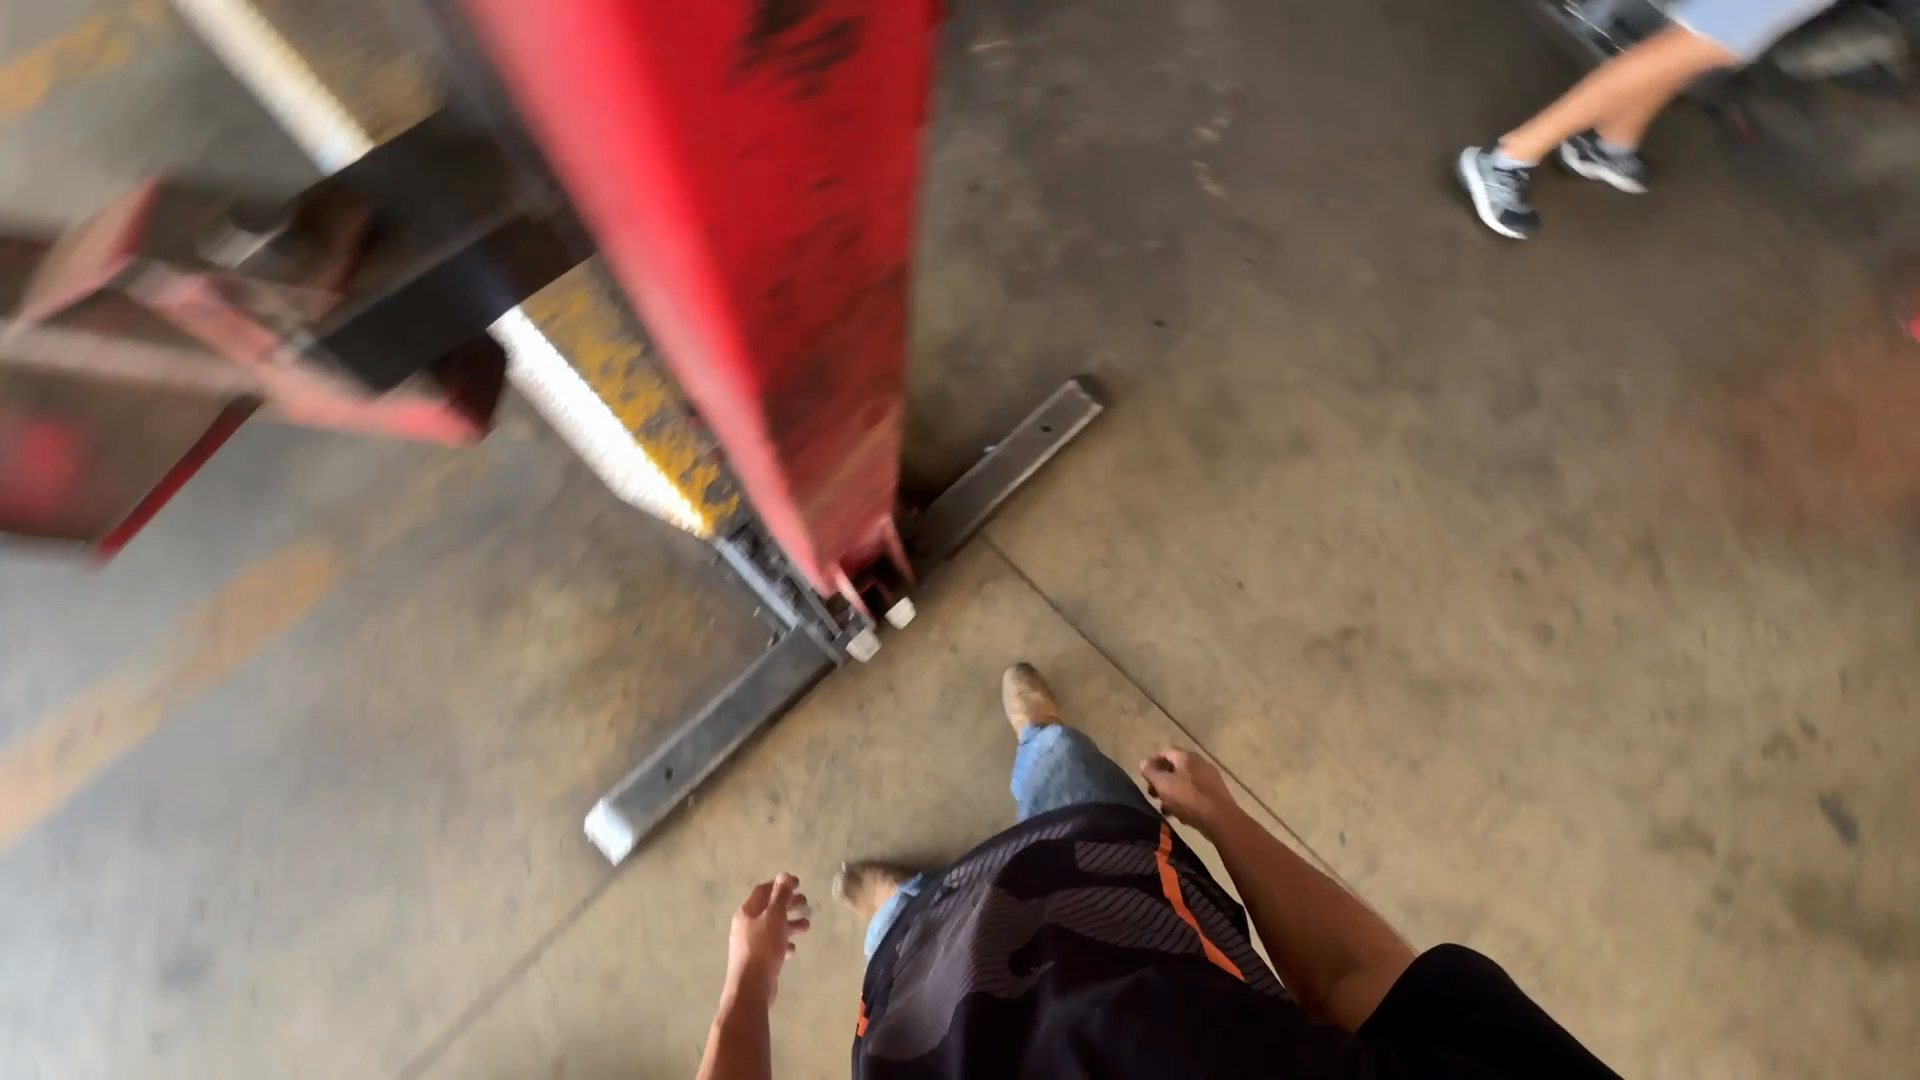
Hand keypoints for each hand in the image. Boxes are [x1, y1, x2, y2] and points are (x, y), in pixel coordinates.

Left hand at [725, 873, 810, 1003]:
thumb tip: (784, 875)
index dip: (780, 885)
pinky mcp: (756, 960)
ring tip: (807, 927)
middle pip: (769, 908)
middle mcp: (746, 926)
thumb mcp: (774, 916)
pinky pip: (771, 946)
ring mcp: (750, 944)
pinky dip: (783, 943)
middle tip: (805, 903)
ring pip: (772, 927)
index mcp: (747, 912)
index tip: (799, 884)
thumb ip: (780, 896)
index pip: (763, 890)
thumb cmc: (763, 947)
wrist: (751, 988)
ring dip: (789, 924)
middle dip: (788, 904)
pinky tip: (793, 949)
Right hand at [1141, 748, 1237, 834]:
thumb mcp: (1163, 785)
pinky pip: (1195, 792)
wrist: (1220, 819)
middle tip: (1153, 793)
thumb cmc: (1188, 798)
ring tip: (1165, 807)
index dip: (1152, 763)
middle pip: (1175, 768)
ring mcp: (1210, 778)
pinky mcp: (1216, 793)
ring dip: (1172, 792)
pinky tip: (1180, 813)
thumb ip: (1151, 772)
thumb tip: (1144, 763)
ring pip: (1185, 782)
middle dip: (1161, 780)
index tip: (1145, 776)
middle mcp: (1199, 763)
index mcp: (1186, 757)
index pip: (1165, 752)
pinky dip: (1185, 799)